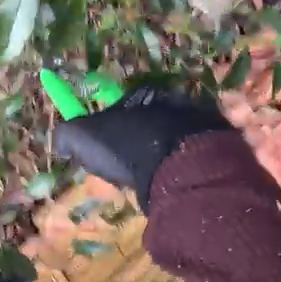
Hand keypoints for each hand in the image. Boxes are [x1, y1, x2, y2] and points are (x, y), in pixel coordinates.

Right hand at [53, 86, 232, 210]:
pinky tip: (168, 186)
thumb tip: (60, 141)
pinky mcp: (220, 149)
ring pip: (169, 142)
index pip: (118, 106)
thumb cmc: (129, 147)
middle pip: (145, 123)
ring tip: (146, 181)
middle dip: (132, 143)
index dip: (104, 128)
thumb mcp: (83, 138)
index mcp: (144, 94)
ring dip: (156, 158)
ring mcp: (201, 125)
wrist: (184, 169)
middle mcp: (175, 102)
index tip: (99, 152)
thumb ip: (66, 135)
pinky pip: (190, 159)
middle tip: (122, 169)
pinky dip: (178, 171)